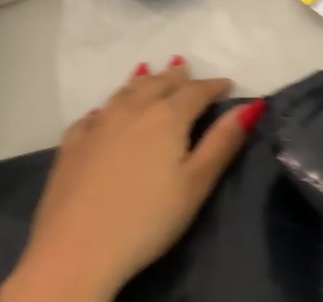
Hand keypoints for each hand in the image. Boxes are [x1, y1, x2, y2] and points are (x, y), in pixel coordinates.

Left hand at [0, 59, 266, 301]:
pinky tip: (103, 114)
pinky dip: (105, 109)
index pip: (197, 91)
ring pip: (125, 92)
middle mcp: (133, 110)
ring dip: (142, 82)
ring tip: (150, 75)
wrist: (76, 252)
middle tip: (186, 70)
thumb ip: (223, 142)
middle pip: (159, 83)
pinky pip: (92, 116)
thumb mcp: (196, 184)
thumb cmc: (147, 220)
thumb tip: (252, 105)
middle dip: (177, 76)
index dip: (215, 86)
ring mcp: (98, 125)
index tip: (227, 84)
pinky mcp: (71, 146)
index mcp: (168, 116)